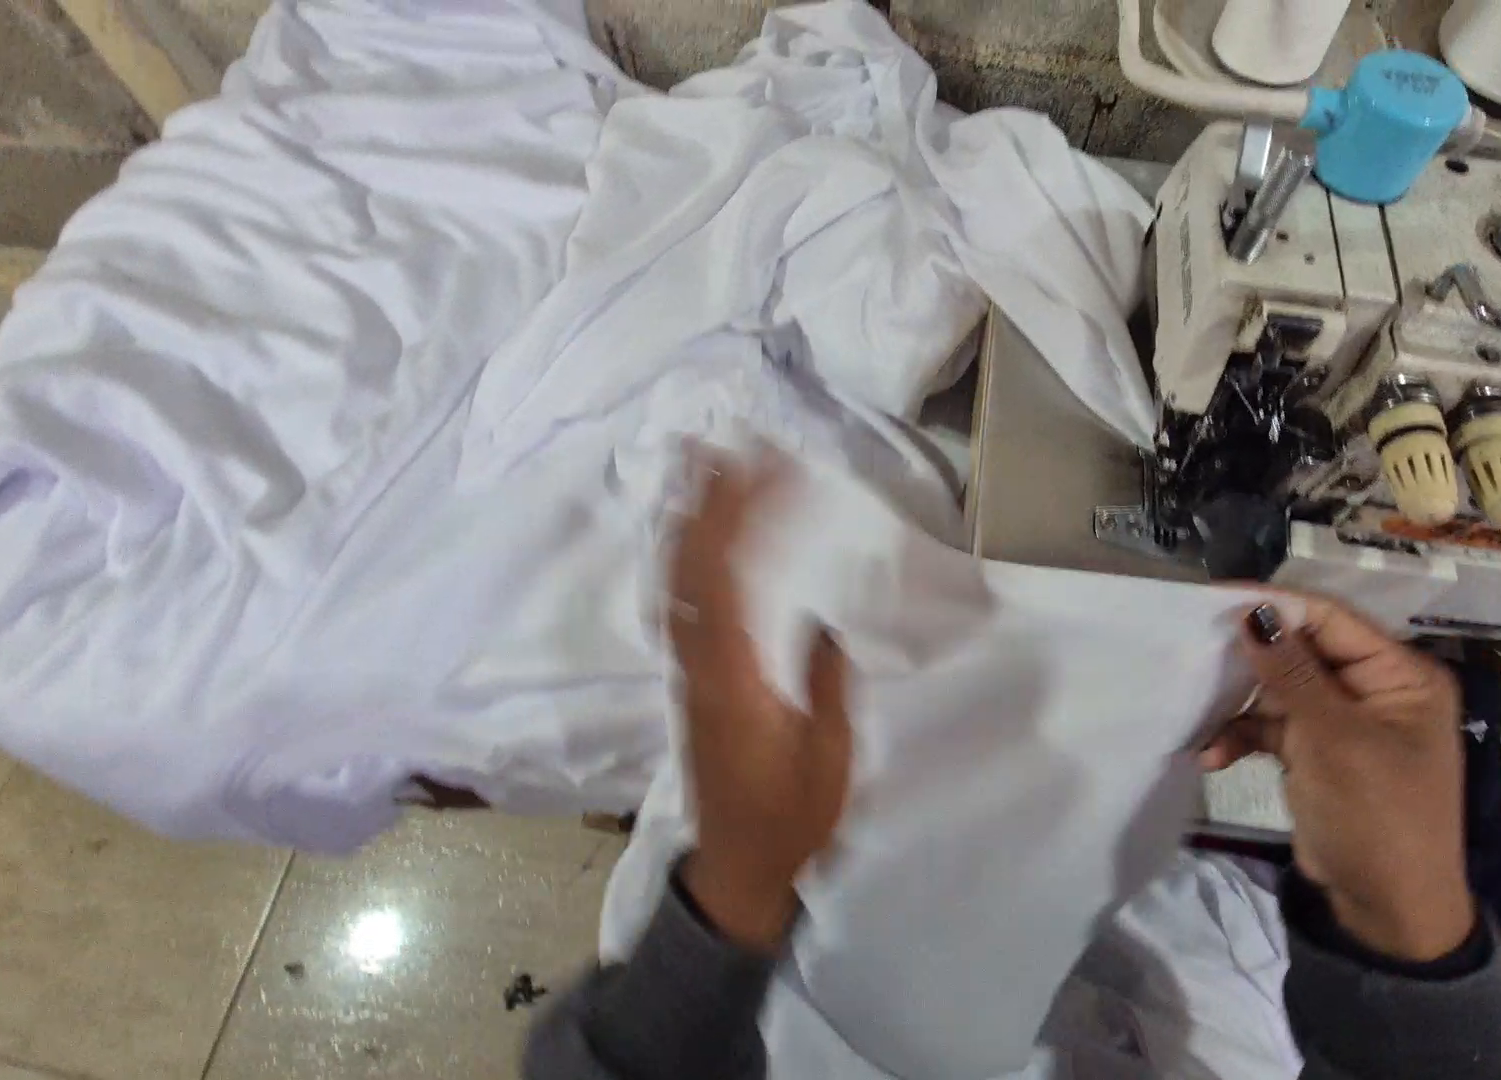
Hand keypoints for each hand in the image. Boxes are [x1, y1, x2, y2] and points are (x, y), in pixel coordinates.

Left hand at [668, 445, 852, 952]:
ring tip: (698, 474)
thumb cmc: (789, 814)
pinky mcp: (693, 679)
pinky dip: (683, 559)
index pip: (729, 578)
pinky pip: (679, 605)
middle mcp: (699, 663)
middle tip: (719, 446)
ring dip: (686, 523)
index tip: (768, 467)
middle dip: (704, 503)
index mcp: (733, 676)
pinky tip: (694, 539)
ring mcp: (689, 670)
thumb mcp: (824, 755)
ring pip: (676, 584)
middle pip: (690, 570)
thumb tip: (820, 619)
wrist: (736, 865)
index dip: (743, 516)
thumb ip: (822, 683)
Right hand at [1202, 596, 1473, 961]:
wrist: (1385, 907)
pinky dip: (1241, 737)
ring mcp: (1340, 720)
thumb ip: (1290, 673)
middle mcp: (1372, 689)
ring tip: (1200, 715)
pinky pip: (1268, 725)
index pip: (1331, 620)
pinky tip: (1214, 756)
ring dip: (1237, 706)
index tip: (1215, 600)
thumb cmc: (1375, 815)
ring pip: (1275, 688)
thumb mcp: (1331, 738)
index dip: (1275, 606)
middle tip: (1195, 650)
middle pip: (1298, 651)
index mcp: (1399, 675)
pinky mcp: (1312, 748)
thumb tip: (1254, 612)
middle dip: (1249, 659)